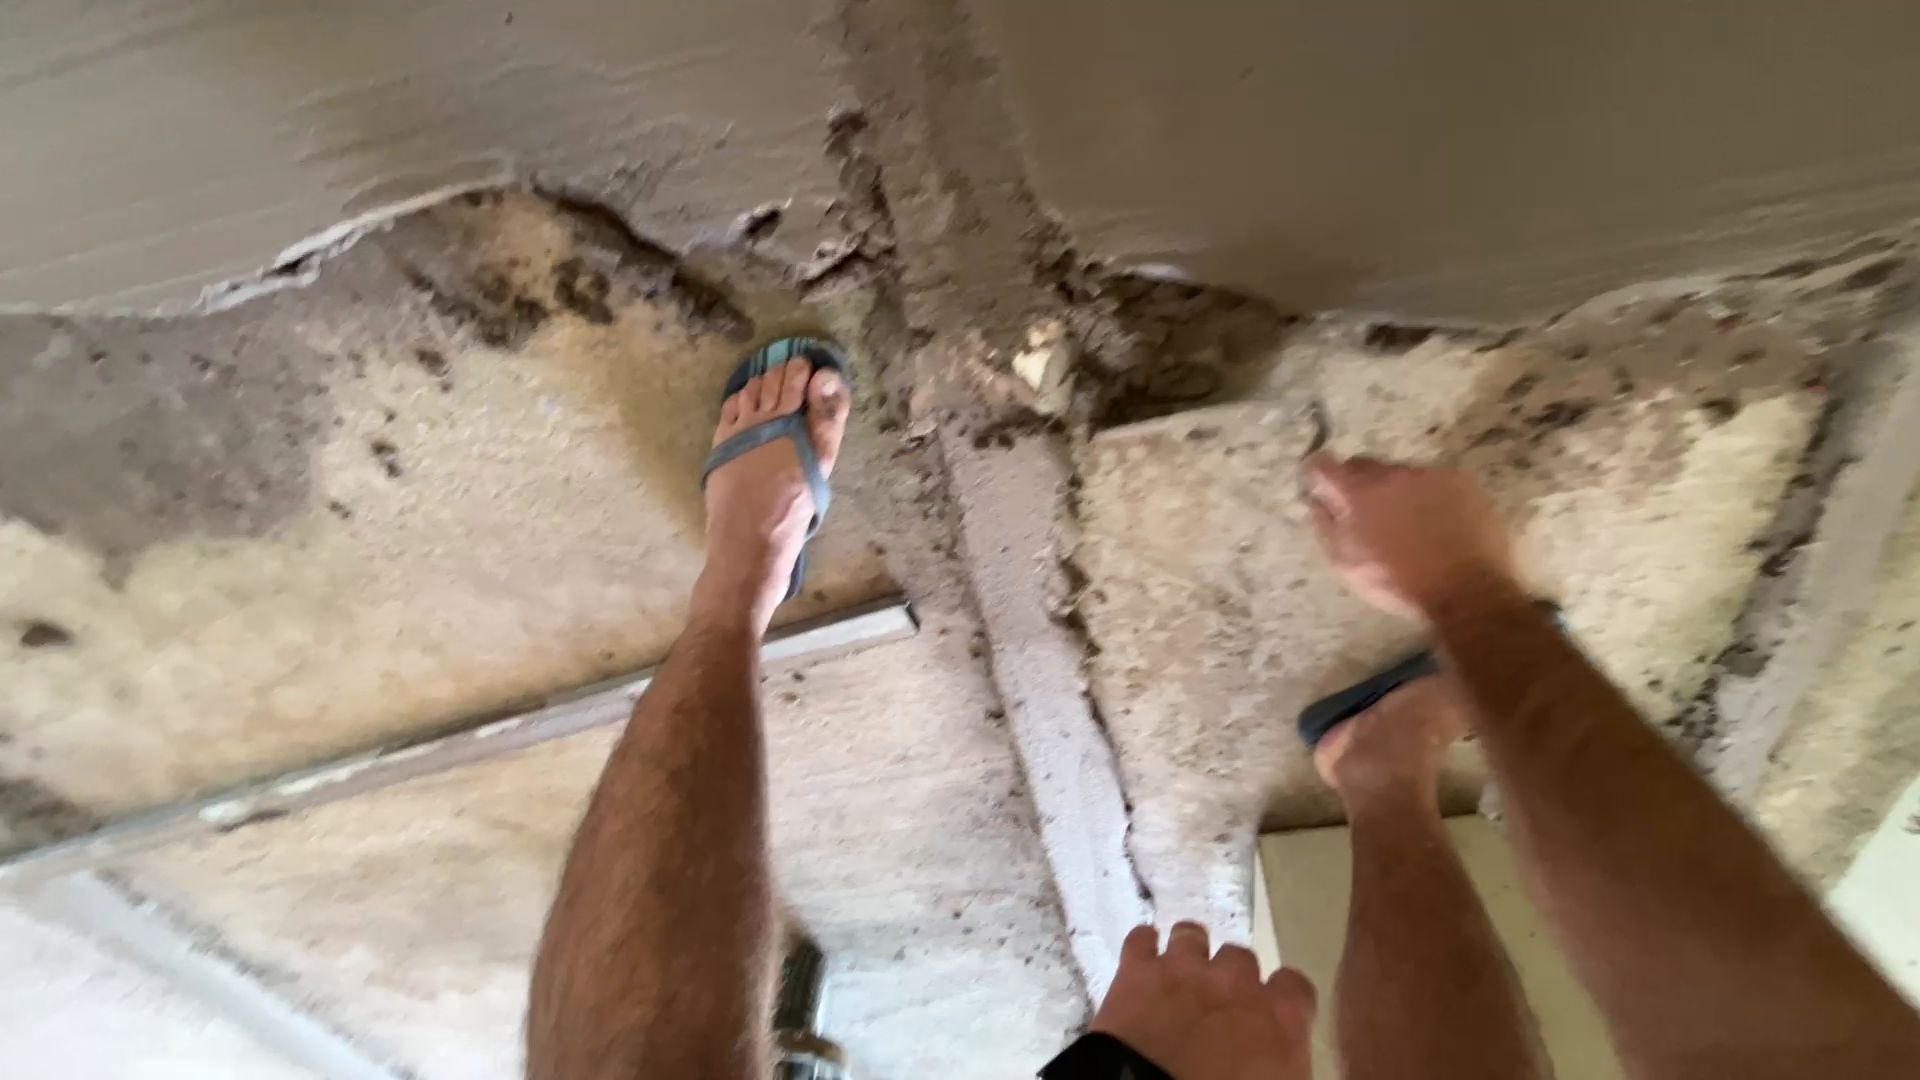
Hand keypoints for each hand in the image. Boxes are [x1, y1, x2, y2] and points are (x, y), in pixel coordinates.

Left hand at [1090, 922, 1316, 1079]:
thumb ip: (1286, 1070)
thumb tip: (1277, 1068)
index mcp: (1279, 1018)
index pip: (1296, 987)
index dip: (1285, 999)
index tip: (1276, 1016)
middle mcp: (1234, 980)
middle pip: (1241, 957)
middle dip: (1234, 978)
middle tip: (1222, 1007)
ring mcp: (1182, 967)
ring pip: (1191, 934)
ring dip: (1190, 952)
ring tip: (1183, 975)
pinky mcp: (1137, 968)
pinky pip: (1142, 938)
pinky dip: (1144, 946)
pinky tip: (1145, 962)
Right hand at [1303, 453, 1519, 619]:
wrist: (1467, 591)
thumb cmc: (1396, 582)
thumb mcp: (1344, 563)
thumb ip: (1324, 526)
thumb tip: (1317, 501)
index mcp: (1358, 492)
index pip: (1323, 465)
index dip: (1317, 477)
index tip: (1321, 491)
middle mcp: (1392, 473)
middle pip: (1362, 464)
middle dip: (1355, 484)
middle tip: (1364, 514)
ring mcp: (1430, 474)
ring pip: (1398, 473)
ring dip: (1392, 490)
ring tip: (1404, 523)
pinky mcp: (1462, 481)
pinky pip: (1431, 480)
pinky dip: (1424, 494)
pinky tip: (1433, 522)